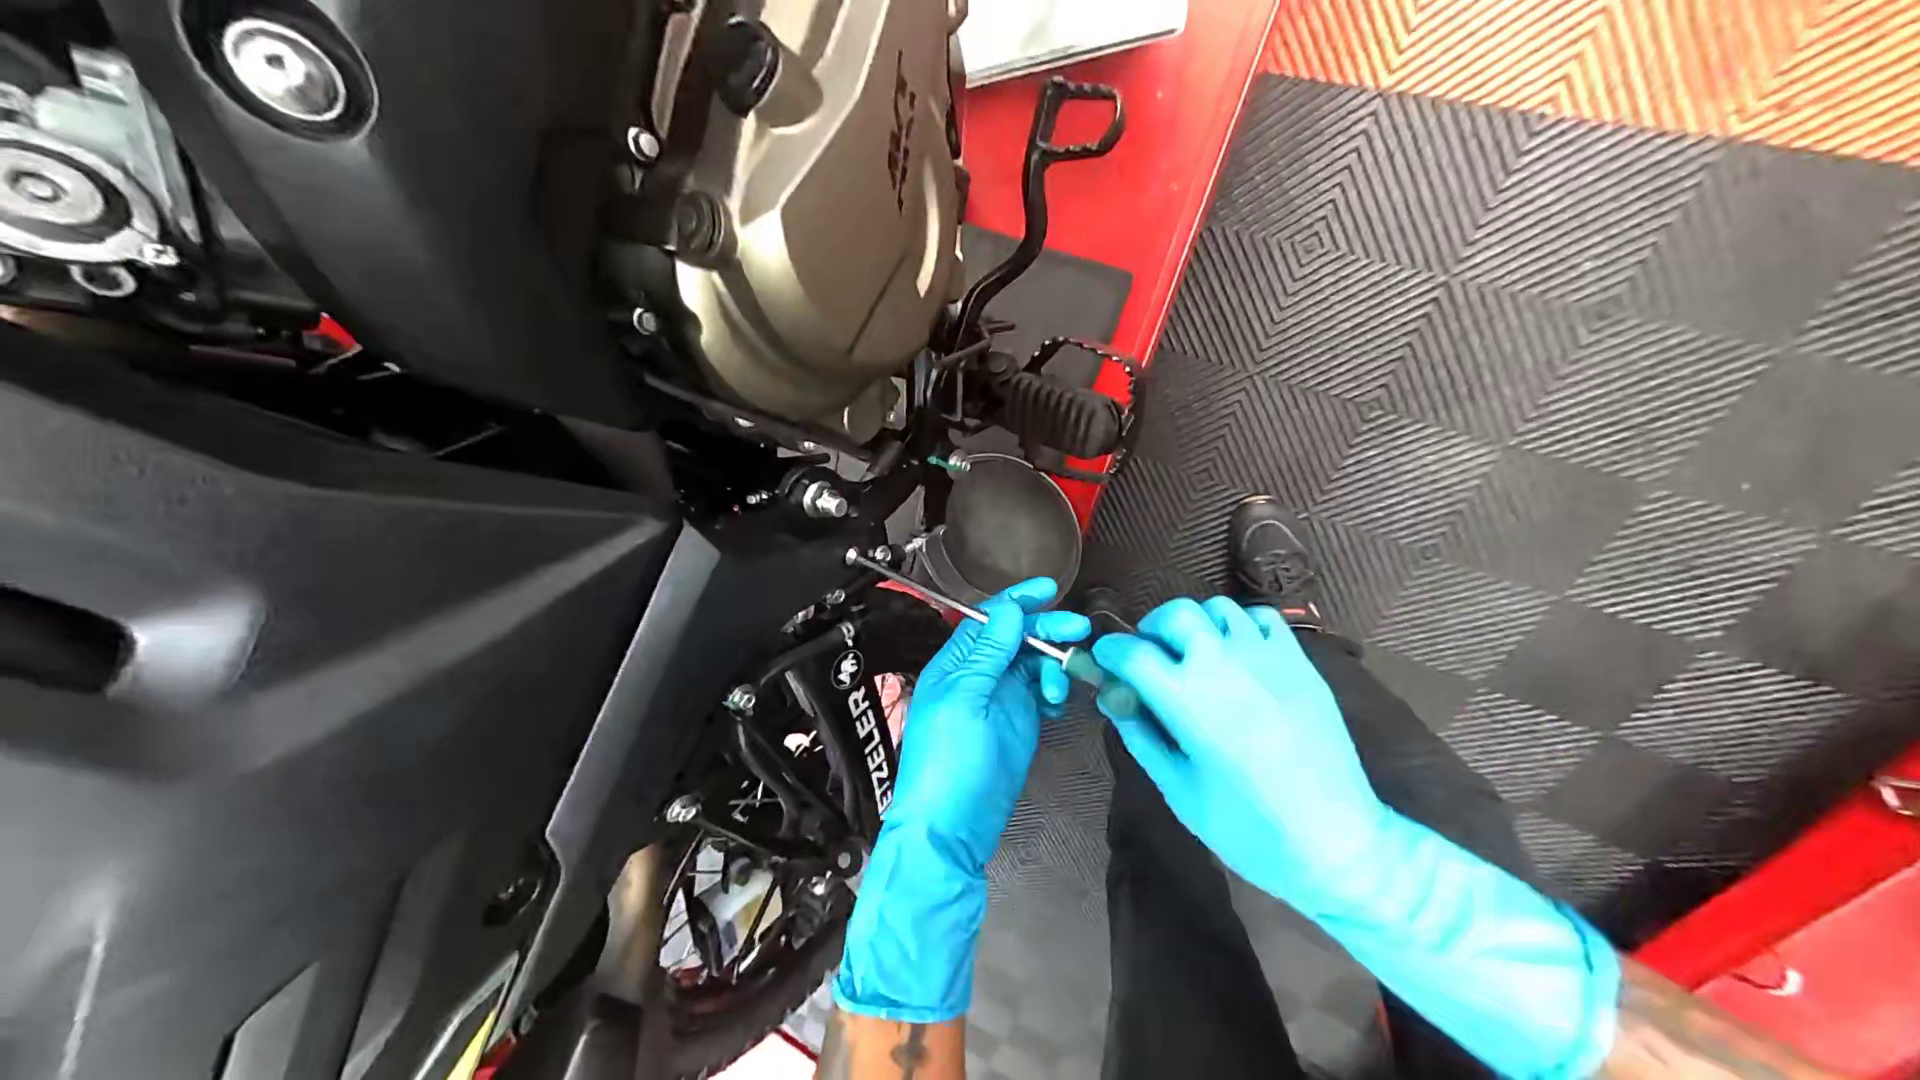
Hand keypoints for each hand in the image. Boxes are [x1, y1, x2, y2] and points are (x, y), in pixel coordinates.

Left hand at [834, 578, 1089, 1022]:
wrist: (951, 828)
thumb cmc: (945, 767)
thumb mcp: (965, 700)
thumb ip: (988, 654)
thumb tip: (1007, 612)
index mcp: (957, 665)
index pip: (990, 620)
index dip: (1018, 601)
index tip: (1047, 588)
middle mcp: (979, 677)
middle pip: (1017, 638)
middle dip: (1047, 629)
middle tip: (1076, 631)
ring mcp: (1000, 700)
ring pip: (1034, 663)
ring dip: (1053, 663)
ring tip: (1061, 682)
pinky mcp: (1019, 723)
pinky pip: (1042, 692)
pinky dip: (1055, 689)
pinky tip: (1058, 700)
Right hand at [1091, 596, 1388, 908]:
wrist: (1333, 840)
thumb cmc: (1244, 825)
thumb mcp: (1176, 786)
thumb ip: (1139, 733)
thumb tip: (1113, 698)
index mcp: (1183, 695)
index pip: (1129, 650)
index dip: (1109, 653)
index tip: (1106, 662)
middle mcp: (1221, 661)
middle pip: (1174, 613)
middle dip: (1151, 629)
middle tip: (1151, 658)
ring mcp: (1265, 656)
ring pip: (1217, 608)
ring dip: (1195, 624)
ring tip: (1195, 655)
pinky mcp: (1298, 661)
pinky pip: (1261, 618)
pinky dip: (1240, 625)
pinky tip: (1238, 654)